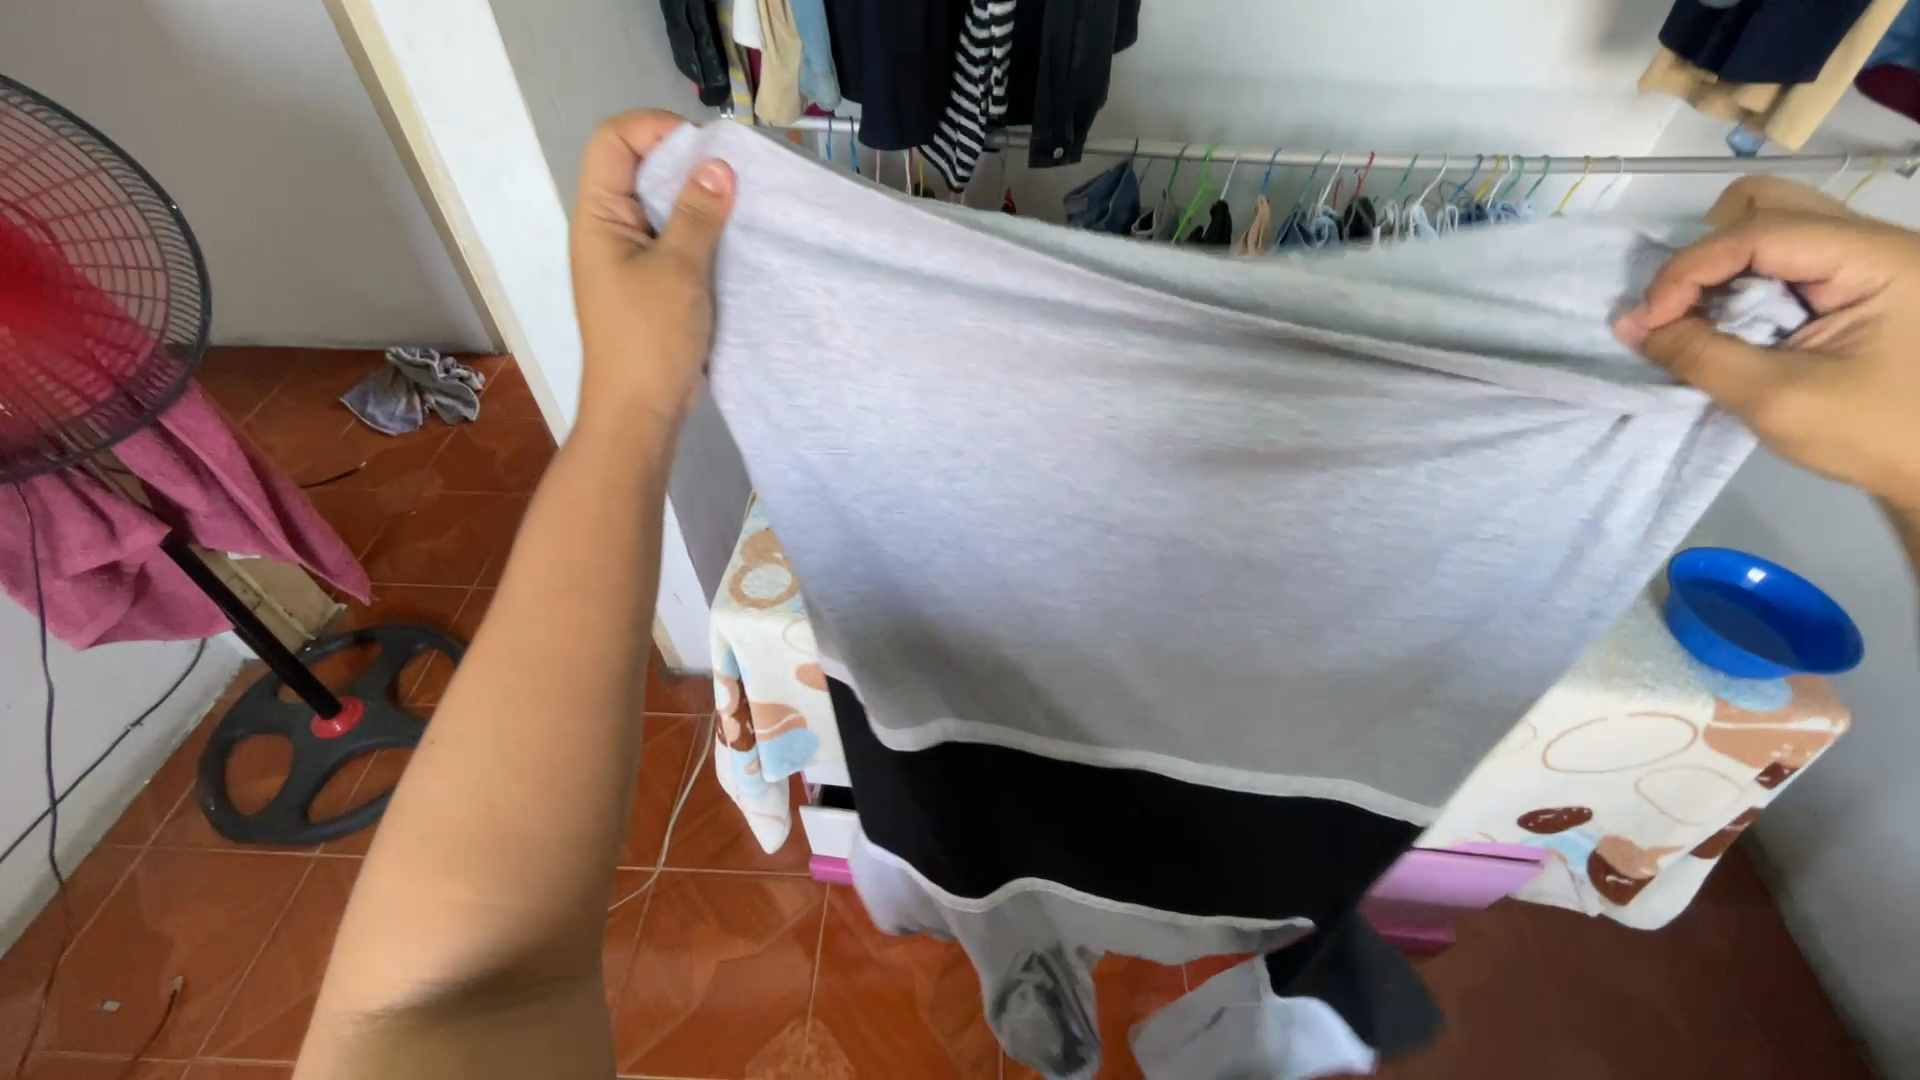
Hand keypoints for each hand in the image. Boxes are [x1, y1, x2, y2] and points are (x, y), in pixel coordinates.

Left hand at [570, 110, 734, 427]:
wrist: (639, 411)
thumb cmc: (650, 339)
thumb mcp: (679, 270)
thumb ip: (698, 215)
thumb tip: (718, 166)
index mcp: (598, 216)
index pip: (614, 142)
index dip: (655, 129)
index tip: (707, 148)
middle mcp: (608, 231)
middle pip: (639, 171)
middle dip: (686, 165)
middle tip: (733, 178)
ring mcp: (629, 261)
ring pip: (661, 211)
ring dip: (698, 204)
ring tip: (738, 209)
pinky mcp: (651, 287)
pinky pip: (674, 245)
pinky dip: (701, 237)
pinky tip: (732, 245)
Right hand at [1615, 176, 1919, 508]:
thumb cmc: (1874, 432)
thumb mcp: (1774, 397)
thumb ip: (1697, 354)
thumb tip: (1629, 325)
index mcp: (1878, 260)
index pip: (1758, 231)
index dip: (1687, 270)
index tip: (1646, 322)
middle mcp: (1876, 243)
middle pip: (1765, 206)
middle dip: (1702, 255)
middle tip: (1677, 310)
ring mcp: (1865, 261)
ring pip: (1767, 226)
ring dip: (1715, 270)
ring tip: (1699, 320)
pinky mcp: (1850, 284)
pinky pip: (1775, 260)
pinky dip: (1733, 286)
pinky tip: (1724, 325)